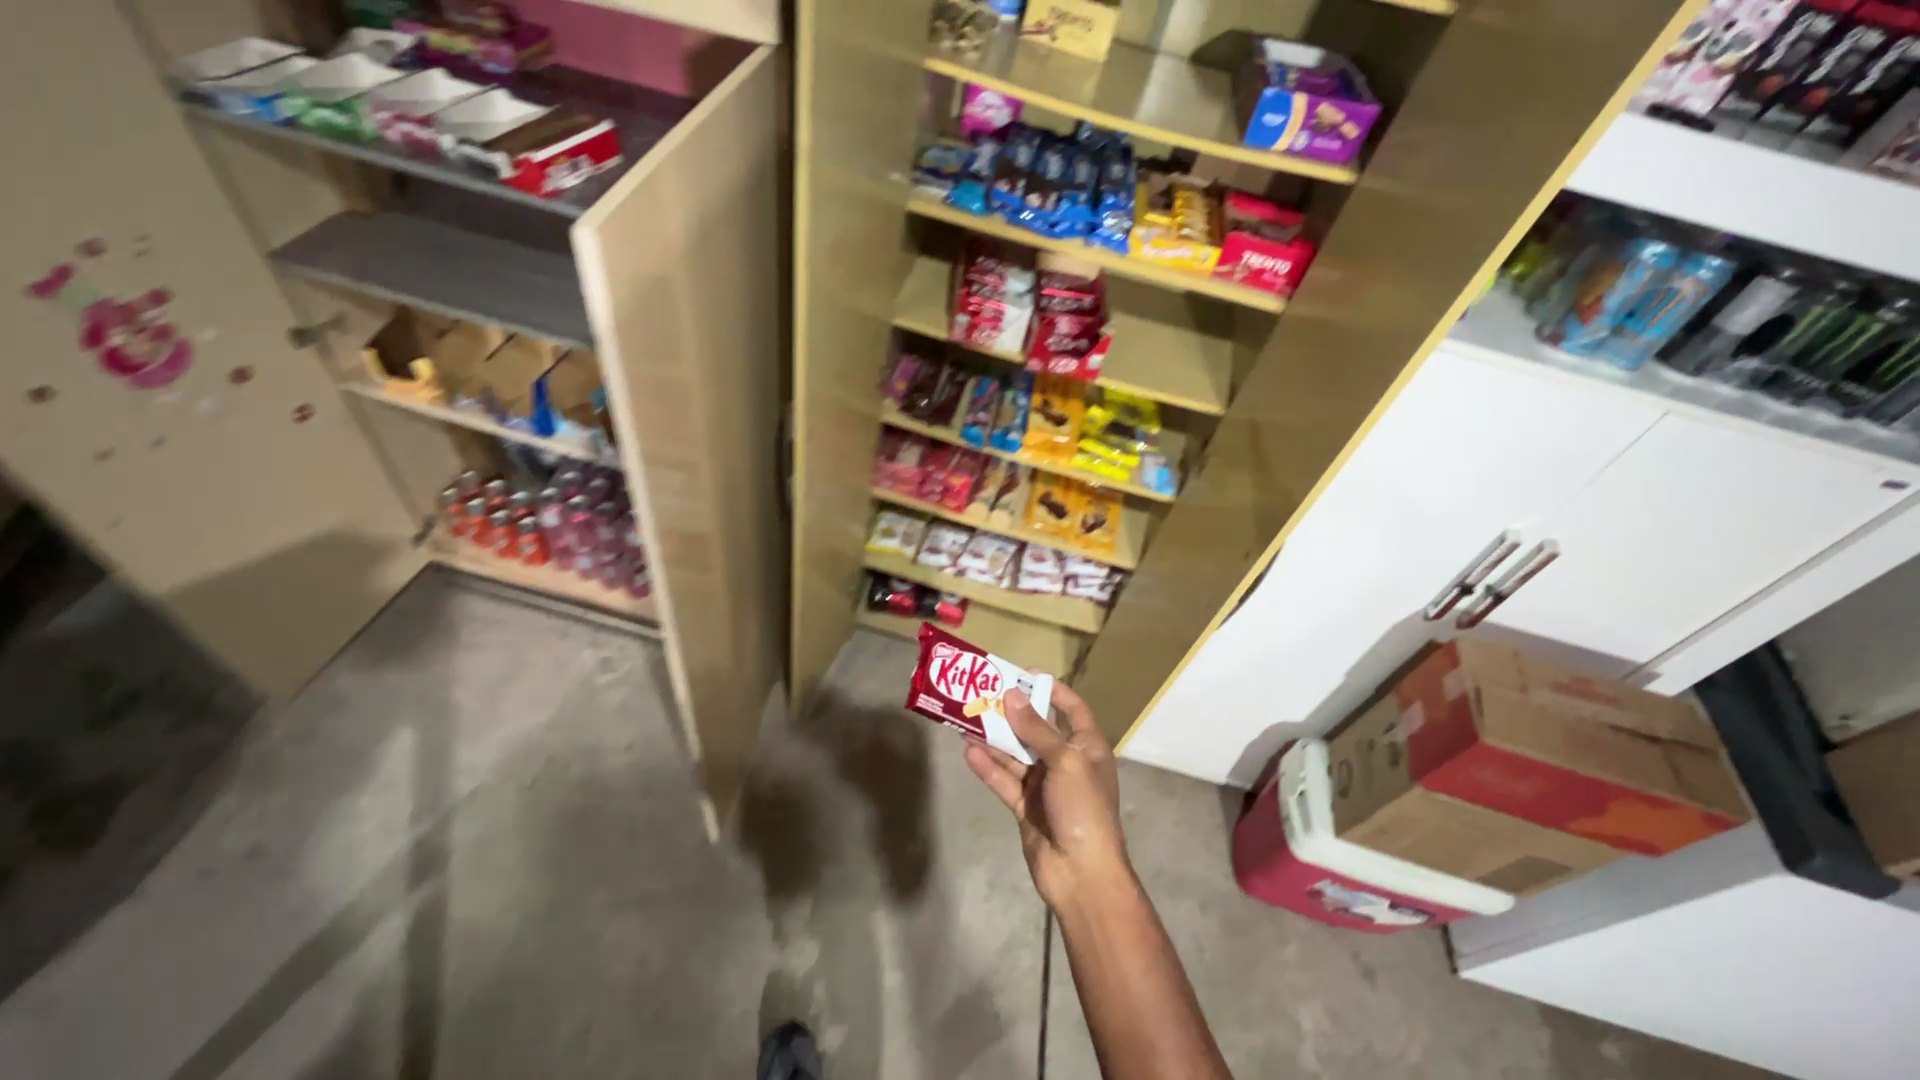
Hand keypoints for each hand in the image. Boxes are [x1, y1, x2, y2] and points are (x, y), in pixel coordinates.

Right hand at [964, 682, 1133, 910]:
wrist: (1081, 873)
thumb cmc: (1083, 809)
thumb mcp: (1066, 762)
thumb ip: (1037, 730)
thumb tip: (1012, 696)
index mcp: (1088, 748)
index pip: (1072, 709)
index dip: (1052, 690)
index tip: (1024, 675)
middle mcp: (1066, 763)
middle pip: (1036, 731)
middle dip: (1012, 714)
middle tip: (983, 694)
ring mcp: (1045, 786)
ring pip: (1015, 756)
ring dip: (994, 739)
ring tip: (966, 718)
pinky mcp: (1026, 807)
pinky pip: (1004, 781)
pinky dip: (988, 767)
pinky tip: (968, 751)